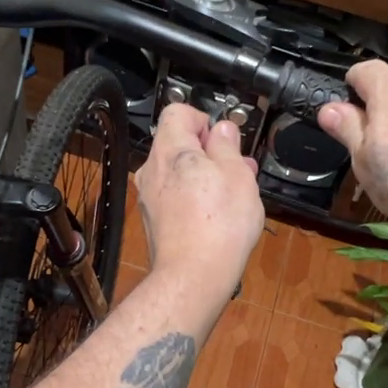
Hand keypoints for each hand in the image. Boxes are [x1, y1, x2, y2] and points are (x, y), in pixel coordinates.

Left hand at [134, 103, 264, 299]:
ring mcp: (150, 197)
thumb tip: (222, 130)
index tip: (224, 137)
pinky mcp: (154, 221)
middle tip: (238, 166)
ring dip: (206, 175)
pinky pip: (175, 196)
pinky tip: (218, 213)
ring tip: (234, 191)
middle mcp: (152, 170)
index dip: (204, 118)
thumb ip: (227, 146)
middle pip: (178, 143)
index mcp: (170, 150)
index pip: (177, 111)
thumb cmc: (219, 223)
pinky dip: (195, 197)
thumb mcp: (237, 174)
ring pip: (178, 172)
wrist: (194, 276)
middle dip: (210, 150)